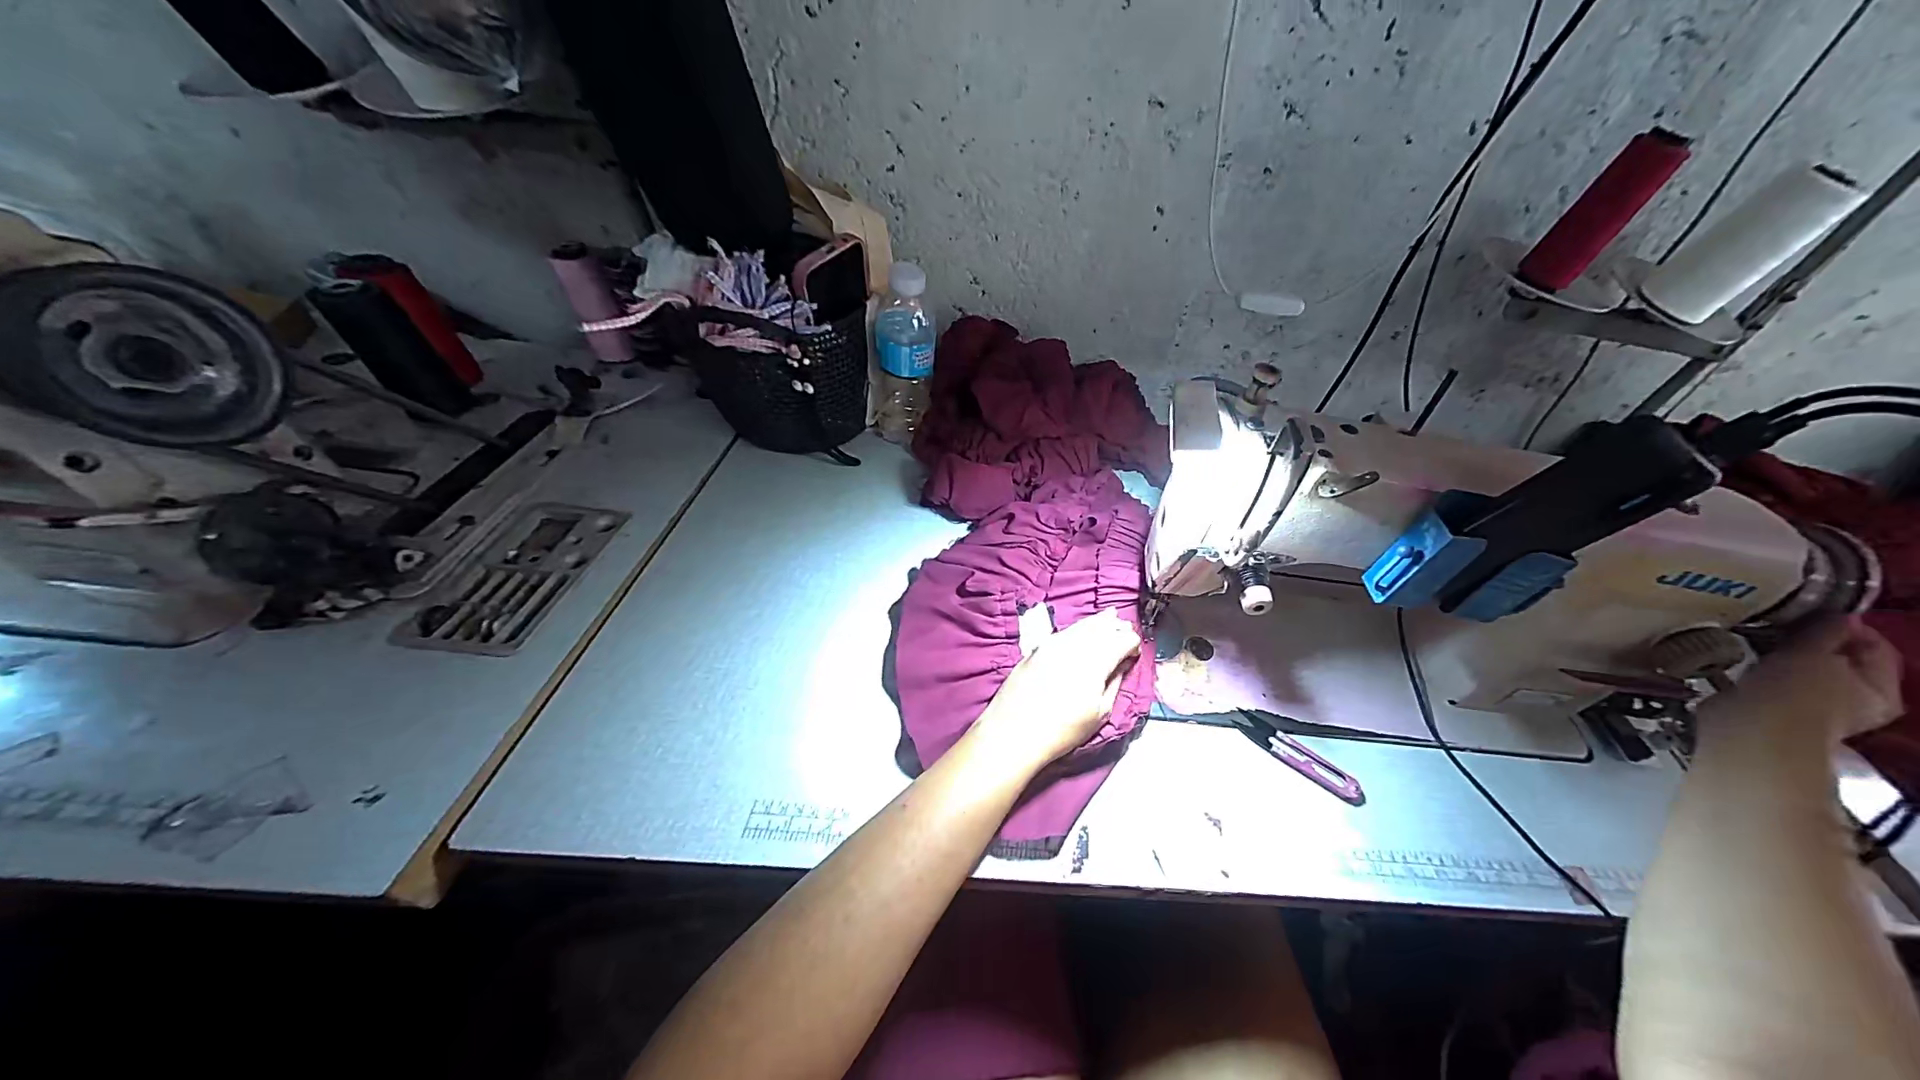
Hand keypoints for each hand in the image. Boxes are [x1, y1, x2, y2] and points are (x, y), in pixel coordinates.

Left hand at [965, 608, 1141, 774]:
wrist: (1013, 731)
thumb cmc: (1062, 730)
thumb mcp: (1100, 712)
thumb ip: (1114, 681)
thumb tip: (1123, 663)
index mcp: (1095, 661)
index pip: (1123, 639)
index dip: (1133, 643)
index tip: (1134, 653)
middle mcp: (1075, 645)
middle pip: (1102, 626)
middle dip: (1116, 628)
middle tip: (1125, 632)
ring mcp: (1053, 643)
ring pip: (1082, 625)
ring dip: (1098, 623)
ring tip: (1109, 618)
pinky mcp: (1037, 648)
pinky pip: (1065, 631)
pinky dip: (1078, 628)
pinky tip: (1082, 632)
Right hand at [1701, 616, 1903, 742]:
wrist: (1750, 730)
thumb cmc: (1795, 693)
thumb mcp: (1814, 653)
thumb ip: (1828, 630)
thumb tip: (1838, 613)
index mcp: (1882, 691)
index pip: (1877, 647)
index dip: (1850, 625)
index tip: (1815, 609)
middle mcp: (1855, 702)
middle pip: (1839, 659)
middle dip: (1813, 641)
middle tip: (1784, 621)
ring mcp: (1814, 708)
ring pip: (1803, 670)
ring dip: (1783, 653)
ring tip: (1759, 636)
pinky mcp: (1776, 710)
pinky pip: (1775, 681)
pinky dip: (1762, 668)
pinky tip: (1743, 659)